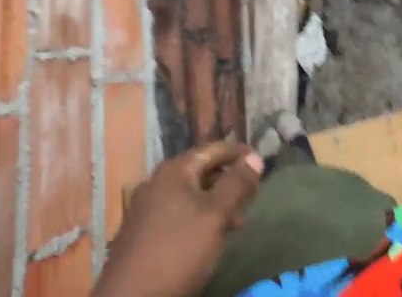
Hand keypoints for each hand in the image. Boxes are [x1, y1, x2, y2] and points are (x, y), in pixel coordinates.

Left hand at [95, 141, 262, 296]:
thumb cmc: (178, 251)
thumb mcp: (215, 216)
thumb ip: (237, 185)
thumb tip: (255, 158)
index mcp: (174, 171)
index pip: (215, 149)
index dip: (240, 154)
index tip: (261, 163)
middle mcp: (156, 183)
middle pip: (202, 171)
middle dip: (228, 181)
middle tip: (251, 196)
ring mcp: (145, 209)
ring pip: (189, 195)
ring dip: (215, 203)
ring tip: (235, 222)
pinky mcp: (140, 234)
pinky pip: (176, 214)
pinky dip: (197, 218)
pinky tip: (207, 238)